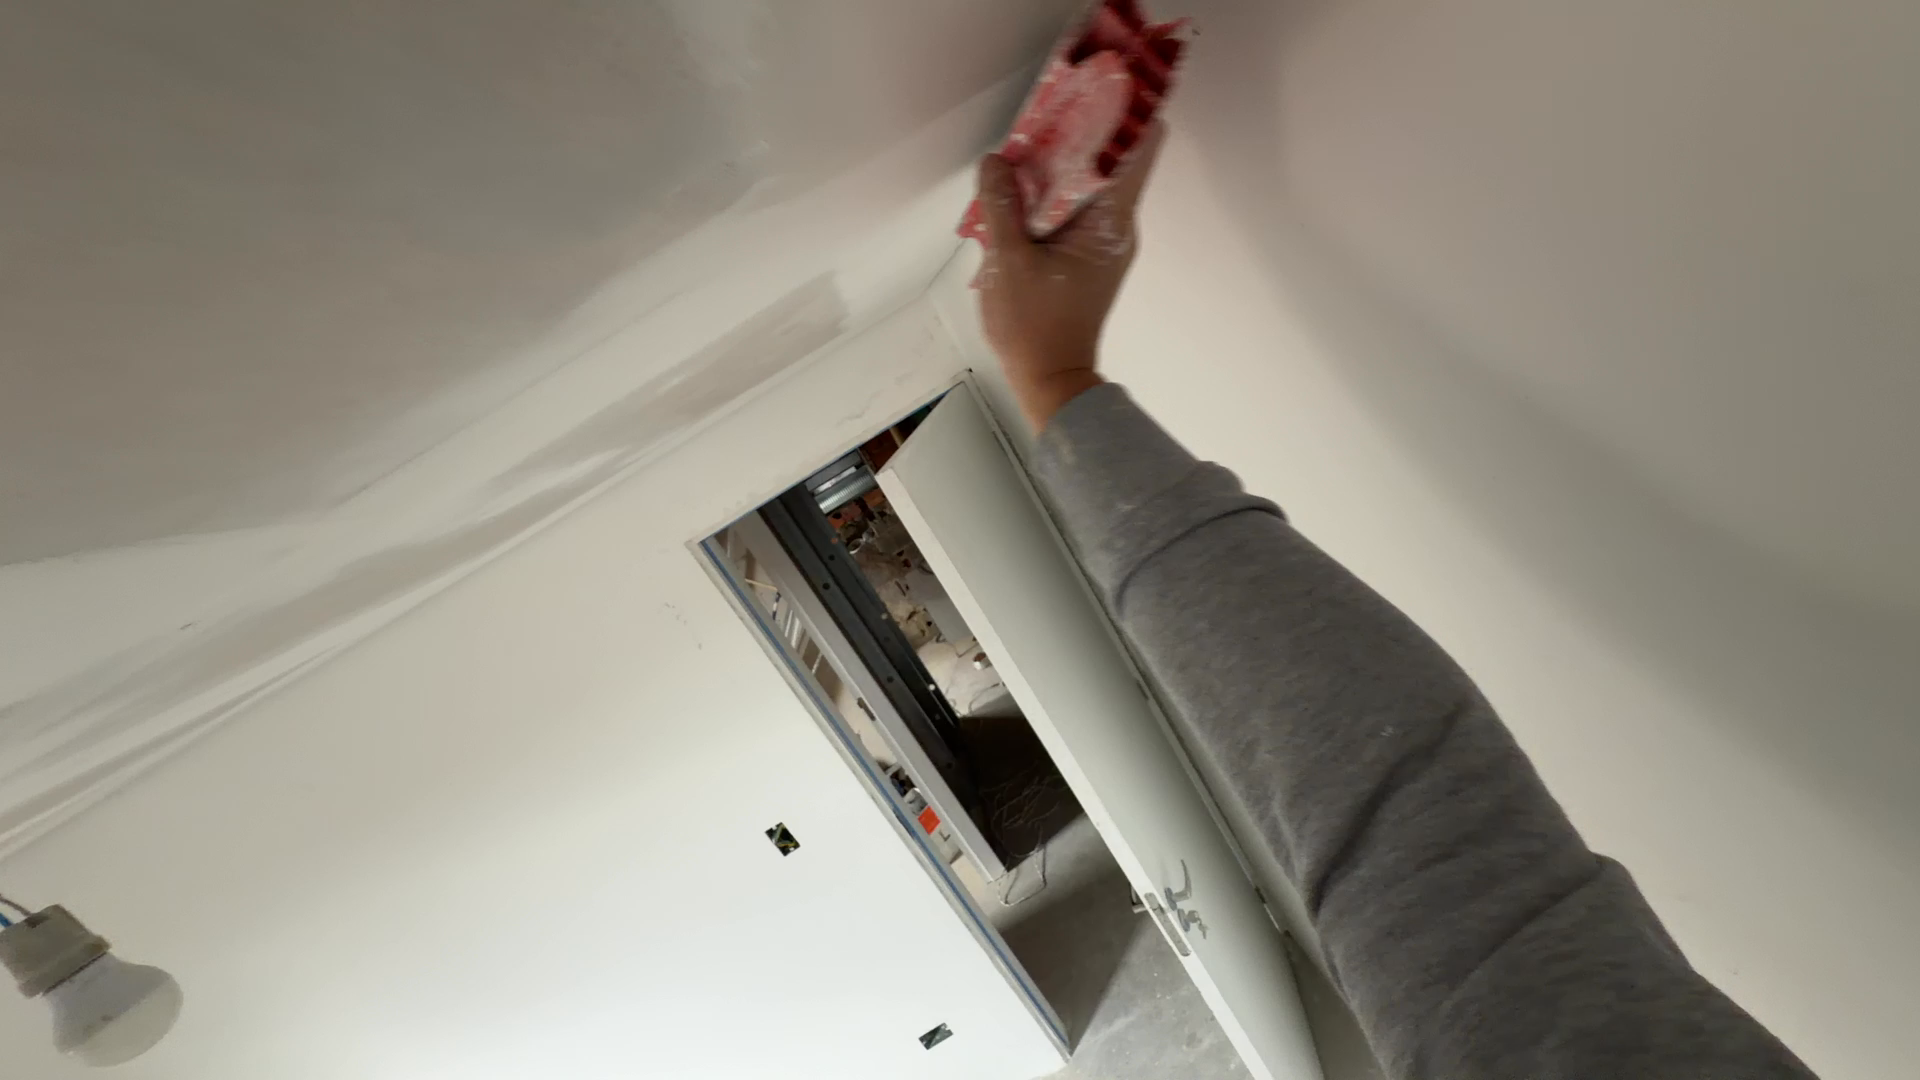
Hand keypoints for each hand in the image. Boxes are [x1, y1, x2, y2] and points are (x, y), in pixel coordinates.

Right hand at [973, 124, 1166, 429]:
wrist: (1051, 381)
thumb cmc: (1035, 329)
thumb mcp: (1008, 261)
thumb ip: (1001, 204)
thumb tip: (997, 162)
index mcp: (1110, 222)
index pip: (1139, 144)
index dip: (1119, 109)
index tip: (1088, 93)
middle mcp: (1117, 228)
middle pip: (1110, 159)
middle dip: (1076, 135)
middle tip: (1036, 125)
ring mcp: (1105, 245)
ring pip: (1089, 186)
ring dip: (1057, 170)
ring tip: (1019, 163)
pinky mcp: (1089, 261)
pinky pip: (1075, 213)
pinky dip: (1051, 199)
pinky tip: (1019, 203)